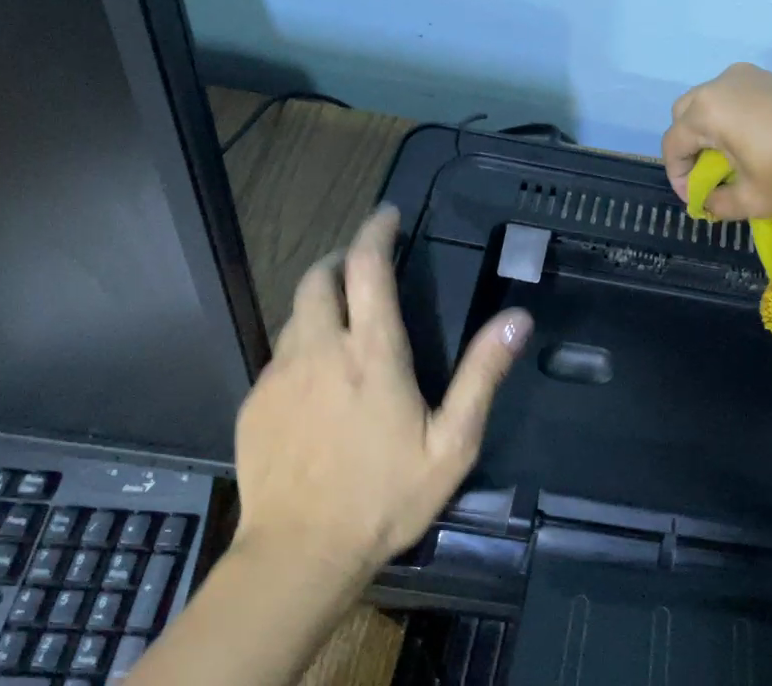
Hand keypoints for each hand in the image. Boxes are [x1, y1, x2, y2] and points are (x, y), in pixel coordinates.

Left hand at [231, 204, 530, 581]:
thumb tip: (516, 319)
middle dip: (341, 258)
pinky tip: (318, 377)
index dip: (376, 232)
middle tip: (364, 264)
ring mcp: (280, 375)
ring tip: (344, 315)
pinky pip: (280, 354)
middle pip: (319, 278)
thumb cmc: (384, 498)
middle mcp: (320, 350)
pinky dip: (302, 344)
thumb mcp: (452, 443)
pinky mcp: (255, 402)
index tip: (388, 215)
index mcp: (373, 353)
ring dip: (320, 300)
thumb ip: (482, 375)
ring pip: (296, 314)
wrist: (298, 555)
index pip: (367, 268)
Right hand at [662, 63, 771, 219]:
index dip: (678, 177)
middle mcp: (724, 83)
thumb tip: (709, 202)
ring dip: (711, 132)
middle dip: (690, 148)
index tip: (697, 202)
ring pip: (712, 102)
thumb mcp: (756, 200)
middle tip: (708, 179)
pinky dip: (733, 120)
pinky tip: (757, 146)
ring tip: (732, 164)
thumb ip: (720, 202)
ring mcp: (753, 76)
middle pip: (686, 114)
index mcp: (710, 110)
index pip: (674, 143)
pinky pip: (738, 98)